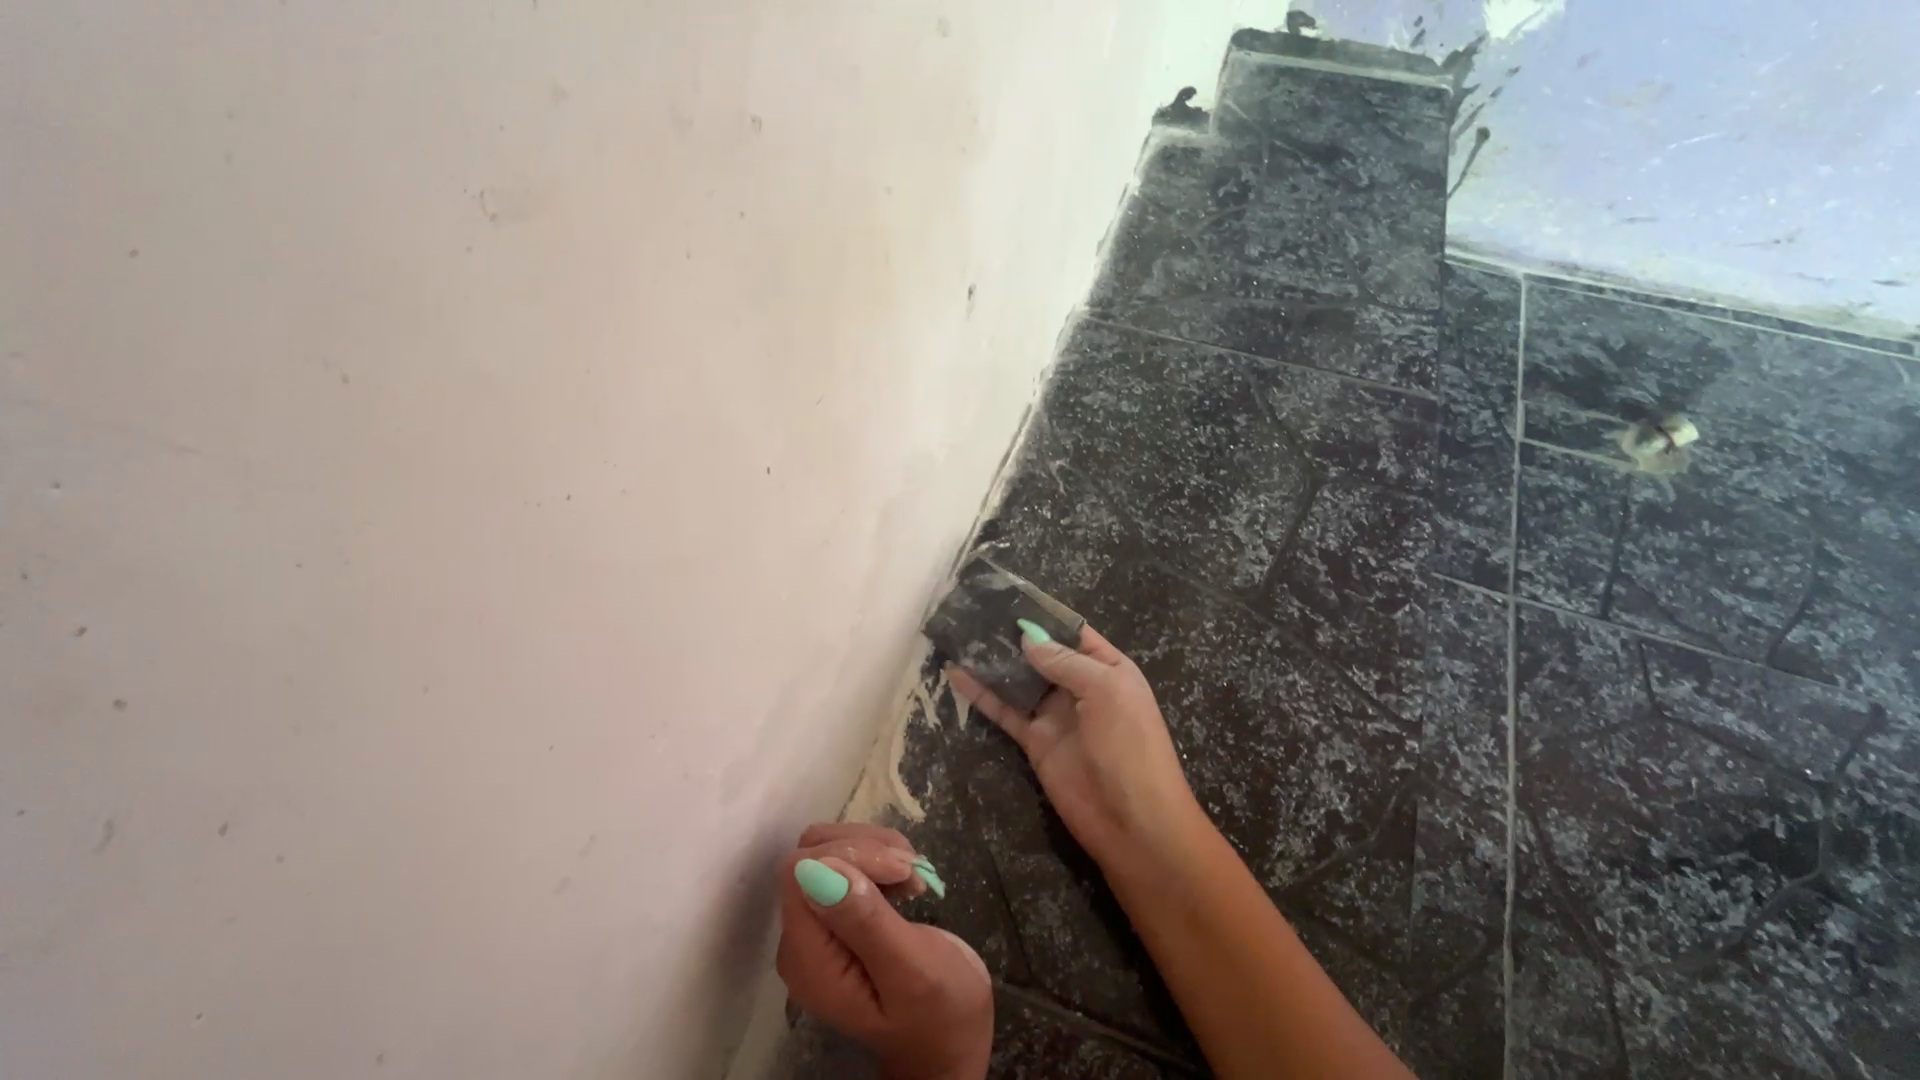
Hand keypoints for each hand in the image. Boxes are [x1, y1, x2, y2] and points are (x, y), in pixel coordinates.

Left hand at [775, 824, 992, 1079]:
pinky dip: (878, 857)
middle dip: (867, 850)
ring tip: (915, 878)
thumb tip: (819, 869)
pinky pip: (843, 861)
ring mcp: (816, 926)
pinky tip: (906, 881)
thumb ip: (866, 922)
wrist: (948, 1040)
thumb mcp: (913, 971)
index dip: (850, 855)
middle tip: (914, 875)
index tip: (901, 872)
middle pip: (812, 854)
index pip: (800, 871)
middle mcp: (799, 940)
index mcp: (809, 960)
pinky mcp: (834, 915)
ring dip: (877, 849)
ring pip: (829, 848)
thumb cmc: (941, 1014)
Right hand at [948, 624, 1204, 870]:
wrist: (1132, 821)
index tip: (1007, 595)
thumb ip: (1065, 662)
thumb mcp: (1106, 691)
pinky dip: (981, 693)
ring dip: (993, 660)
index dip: (1043, 615)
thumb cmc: (1130, 746)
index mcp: (1109, 668)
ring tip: (959, 633)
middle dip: (1012, 634)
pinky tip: (956, 673)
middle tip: (973, 610)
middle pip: (1042, 653)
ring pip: (1019, 679)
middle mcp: (1081, 687)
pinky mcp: (1035, 741)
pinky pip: (1005, 710)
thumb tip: (1027, 635)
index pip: (1073, 632)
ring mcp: (1056, 715)